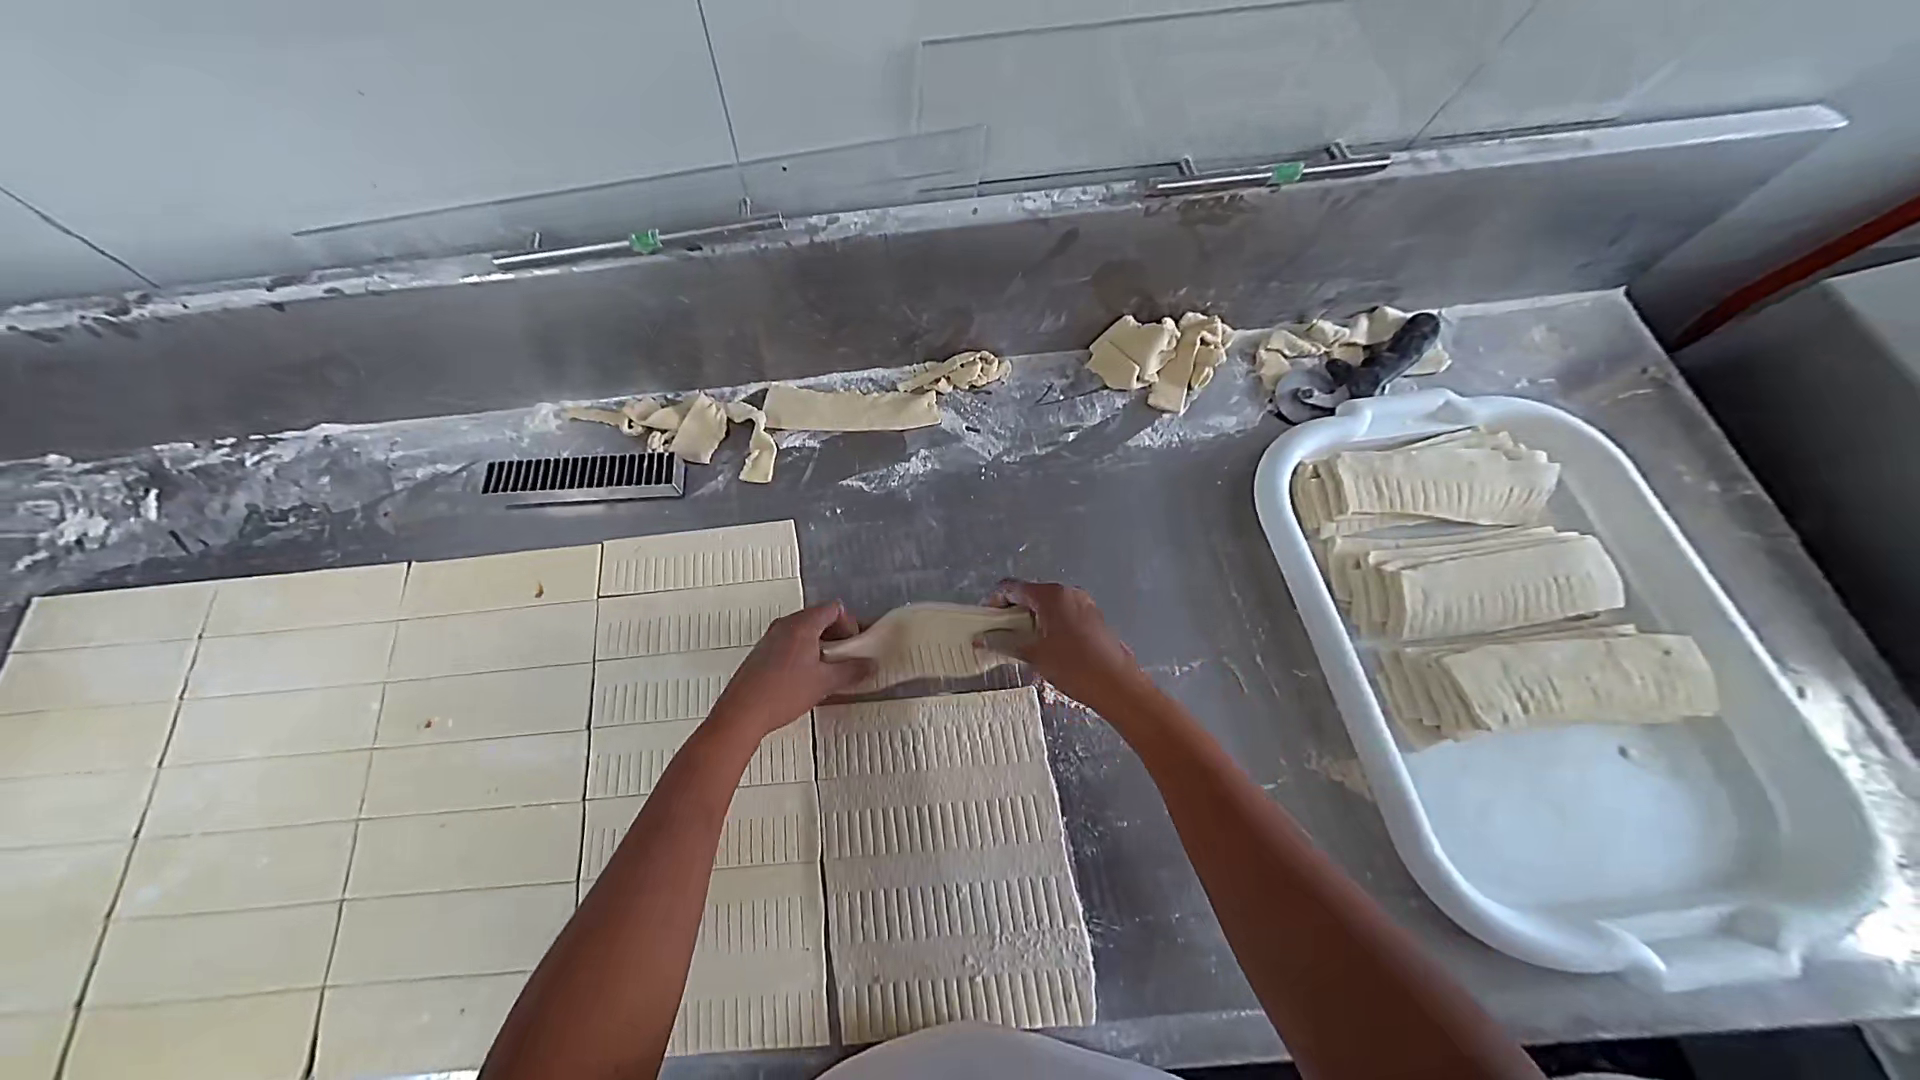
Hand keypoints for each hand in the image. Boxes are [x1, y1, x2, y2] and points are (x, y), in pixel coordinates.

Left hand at [708, 602, 874, 740]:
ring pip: (804, 632)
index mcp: (802, 625)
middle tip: (846, 654)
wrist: (742, 713)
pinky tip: (806, 678)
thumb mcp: (825, 682)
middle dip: (837, 636)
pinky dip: (803, 654)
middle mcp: (784, 626)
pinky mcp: (762, 654)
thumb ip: (852, 670)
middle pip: (819, 618)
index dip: (850, 624)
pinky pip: (789, 644)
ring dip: (820, 646)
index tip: (855, 642)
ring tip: (827, 669)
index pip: (834, 609)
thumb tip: (866, 666)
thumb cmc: (776, 694)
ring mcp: (771, 639)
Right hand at [981, 580, 1152, 711]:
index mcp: (1051, 595)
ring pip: (1047, 605)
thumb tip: (982, 640)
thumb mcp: (1033, 655)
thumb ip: (1004, 643)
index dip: (994, 601)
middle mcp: (1068, 593)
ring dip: (1030, 620)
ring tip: (1021, 643)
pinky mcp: (1093, 618)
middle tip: (999, 633)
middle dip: (1012, 612)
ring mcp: (1083, 604)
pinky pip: (1063, 614)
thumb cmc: (1075, 667)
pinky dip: (1048, 624)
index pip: (1012, 587)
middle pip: (1031, 594)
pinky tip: (1045, 647)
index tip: (986, 618)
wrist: (1117, 685)